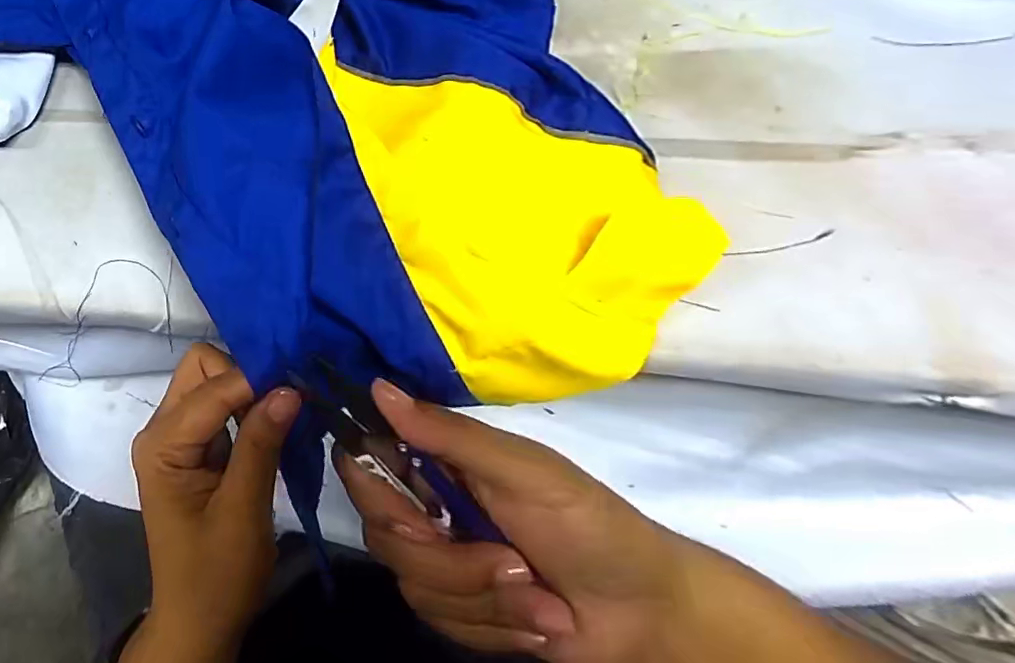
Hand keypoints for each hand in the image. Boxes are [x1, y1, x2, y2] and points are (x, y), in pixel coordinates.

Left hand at [122, 344, 300, 662]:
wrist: (197, 622)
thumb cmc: (217, 576)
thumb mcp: (244, 512)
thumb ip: (261, 444)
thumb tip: (288, 388)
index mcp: (162, 443)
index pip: (209, 387)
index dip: (253, 380)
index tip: (298, 384)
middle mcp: (160, 429)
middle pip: (200, 369)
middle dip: (243, 375)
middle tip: (286, 400)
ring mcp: (173, 437)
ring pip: (208, 382)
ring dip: (246, 389)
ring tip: (286, 407)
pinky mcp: (190, 447)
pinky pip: (216, 407)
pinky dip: (244, 407)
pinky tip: (271, 421)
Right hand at [338, 380, 894, 662]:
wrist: (653, 614)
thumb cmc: (590, 524)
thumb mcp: (523, 470)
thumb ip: (448, 433)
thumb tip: (378, 387)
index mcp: (433, 460)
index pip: (362, 462)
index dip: (374, 487)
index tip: (421, 512)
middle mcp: (424, 506)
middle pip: (382, 533)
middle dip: (451, 562)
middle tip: (512, 562)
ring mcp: (440, 560)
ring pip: (413, 583)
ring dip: (485, 599)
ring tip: (543, 598)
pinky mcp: (459, 609)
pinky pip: (443, 622)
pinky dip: (498, 627)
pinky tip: (543, 620)